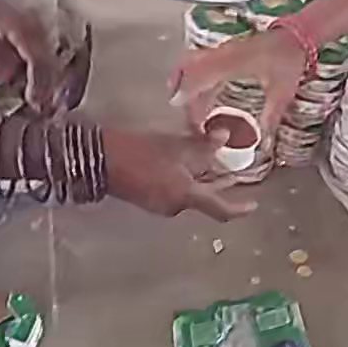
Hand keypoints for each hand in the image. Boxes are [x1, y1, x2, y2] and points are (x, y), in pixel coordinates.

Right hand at [107, 128, 258, 220]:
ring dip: (203, 180)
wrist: (93, 158)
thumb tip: (224, 137)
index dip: (240, 208)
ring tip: (214, 163)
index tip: (254, 206)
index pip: (221, 210)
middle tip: (235, 173)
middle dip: (221, 185)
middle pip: (206, 199)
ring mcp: (161, 204)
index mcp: (187, 197)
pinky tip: (187, 163)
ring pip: (191, 193)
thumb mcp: (175, 146)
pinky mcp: (148, 198)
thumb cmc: (138, 152)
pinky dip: (186, 179)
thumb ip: (203, 145)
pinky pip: (176, 190)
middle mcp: (177, 206)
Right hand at [171, 28, 306, 142]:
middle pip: (189, 69)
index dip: (186, 92)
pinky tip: (201, 91)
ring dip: (186, 81)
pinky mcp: (227, 51)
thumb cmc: (288, 62)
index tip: (176, 106)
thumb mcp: (281, 93)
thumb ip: (270, 118)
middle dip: (181, 89)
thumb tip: (265, 144)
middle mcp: (222, 54)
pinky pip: (203, 62)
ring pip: (193, 63)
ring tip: (186, 103)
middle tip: (182, 111)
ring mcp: (223, 51)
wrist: (295, 37)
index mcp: (231, 63)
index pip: (199, 77)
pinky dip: (196, 76)